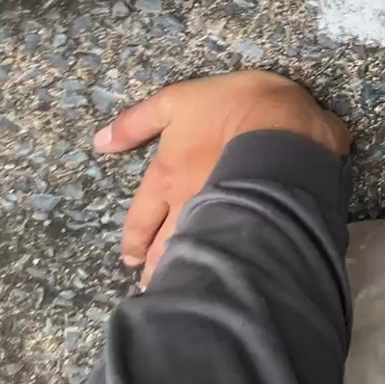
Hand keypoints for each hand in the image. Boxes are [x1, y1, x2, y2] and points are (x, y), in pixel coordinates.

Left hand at [93, 70, 350, 285]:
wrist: (284, 123)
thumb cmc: (232, 106)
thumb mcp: (179, 99)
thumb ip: (138, 121)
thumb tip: (99, 144)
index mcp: (166, 178)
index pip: (141, 220)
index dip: (134, 240)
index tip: (132, 259)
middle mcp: (187, 203)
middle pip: (166, 243)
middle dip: (158, 264)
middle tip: (157, 281)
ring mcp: (223, 211)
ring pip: (198, 249)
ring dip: (188, 268)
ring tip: (186, 284)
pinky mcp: (256, 214)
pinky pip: (235, 243)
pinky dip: (226, 260)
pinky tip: (229, 267)